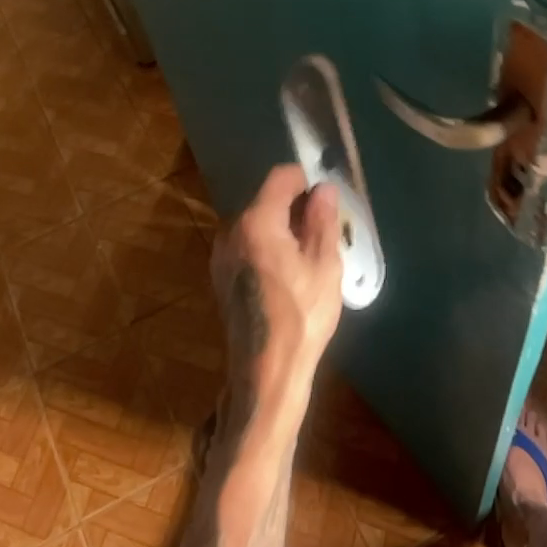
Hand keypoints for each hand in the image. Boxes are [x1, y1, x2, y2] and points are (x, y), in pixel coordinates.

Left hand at [211, 164, 343, 417]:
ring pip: (256, 226)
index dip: (305, 179)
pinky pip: (247, 247)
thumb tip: (323, 189)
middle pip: (265, 202)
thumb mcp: (325, 265)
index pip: (281, 178)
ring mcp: (221, 255)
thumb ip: (323, 221)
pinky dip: (267, 250)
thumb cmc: (302, 315)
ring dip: (280, 231)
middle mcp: (231, 231)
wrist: (266, 367)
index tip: (325, 197)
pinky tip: (287, 276)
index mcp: (257, 222)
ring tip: (307, 258)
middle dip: (294, 209)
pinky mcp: (220, 276)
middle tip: (323, 233)